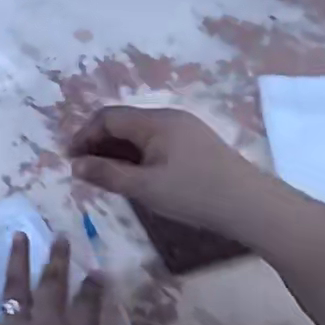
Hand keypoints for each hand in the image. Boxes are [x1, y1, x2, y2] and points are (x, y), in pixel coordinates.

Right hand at [68, 105, 264, 229]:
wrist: (253, 207)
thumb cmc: (195, 194)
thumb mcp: (145, 187)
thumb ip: (107, 174)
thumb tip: (75, 165)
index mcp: (155, 121)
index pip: (108, 117)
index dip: (84, 136)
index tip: (70, 160)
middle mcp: (169, 117)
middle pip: (123, 122)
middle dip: (99, 143)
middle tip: (84, 169)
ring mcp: (185, 130)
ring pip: (139, 133)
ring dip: (117, 151)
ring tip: (105, 175)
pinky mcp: (195, 144)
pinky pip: (155, 142)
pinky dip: (137, 155)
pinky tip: (135, 176)